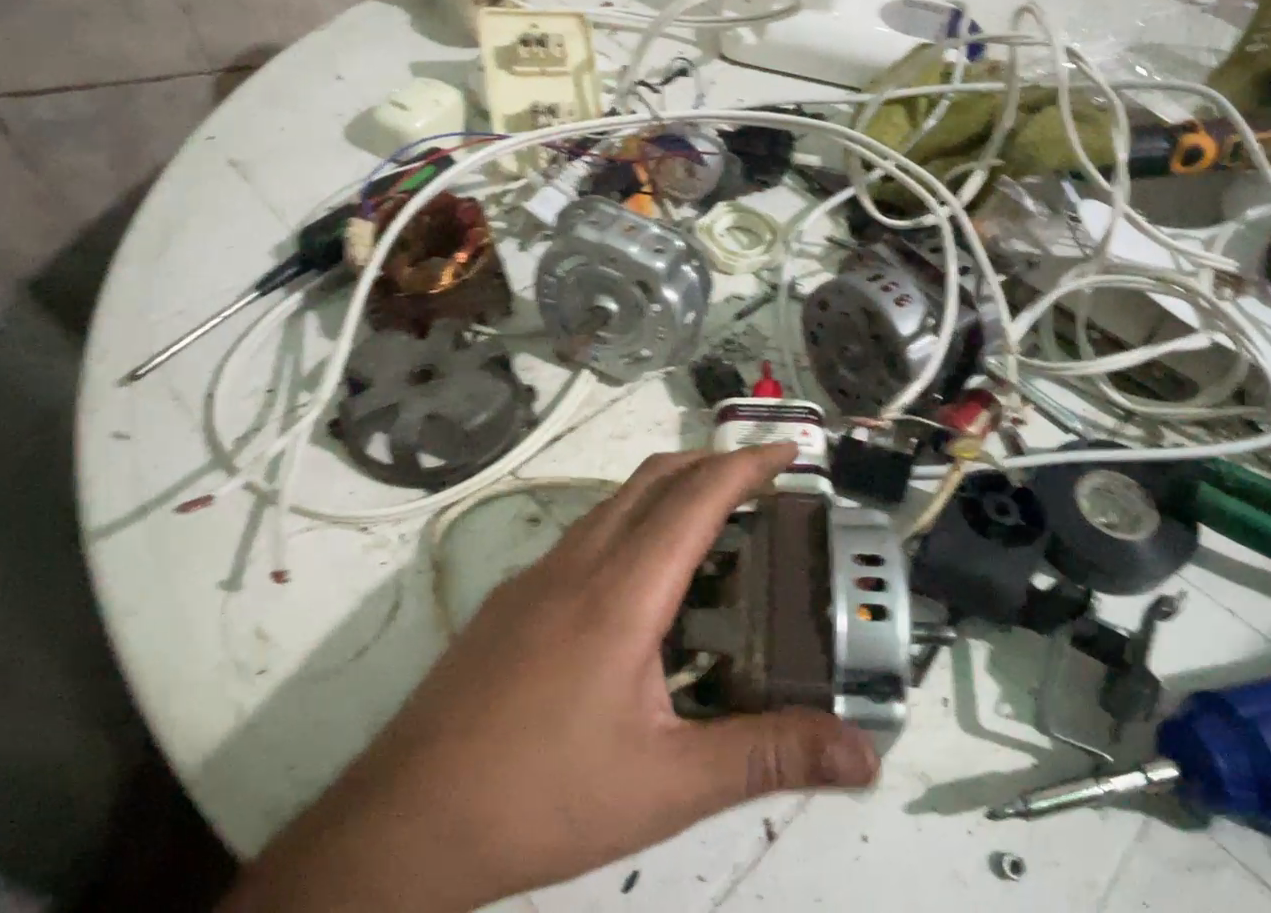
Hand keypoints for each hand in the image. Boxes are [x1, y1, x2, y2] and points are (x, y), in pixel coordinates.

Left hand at [223, 445, 880, 912]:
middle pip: (648, 482)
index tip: (787, 447)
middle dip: (709, 463)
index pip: (693, 500)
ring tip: (712, 527)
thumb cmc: (541, 798)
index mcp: (619, 597)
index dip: (745, 465)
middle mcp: (572, 570)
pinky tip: (640, 592)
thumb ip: (769, 757)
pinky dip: (628, 529)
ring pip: (609, 508)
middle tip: (760, 477)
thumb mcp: (668, 785)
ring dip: (665, 494)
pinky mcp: (506, 608)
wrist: (405, 823)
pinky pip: (581, 540)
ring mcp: (530, 584)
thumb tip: (865, 755)